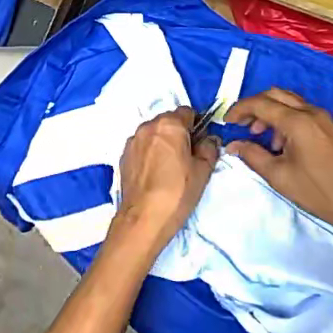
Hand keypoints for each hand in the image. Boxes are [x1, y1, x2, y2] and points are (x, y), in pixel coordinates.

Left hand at [114, 108, 218, 252]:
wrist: (143, 219)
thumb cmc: (178, 191)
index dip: (197, 126)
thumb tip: (209, 139)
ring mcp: (133, 141)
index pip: (188, 112)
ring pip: (154, 133)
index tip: (200, 143)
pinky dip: (150, 152)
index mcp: (169, 125)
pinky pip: (142, 146)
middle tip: (187, 156)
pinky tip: (155, 173)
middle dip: (179, 133)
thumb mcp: (203, 169)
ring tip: (169, 166)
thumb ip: (210, 147)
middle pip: (169, 121)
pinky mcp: (123, 156)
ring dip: (163, 142)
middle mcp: (148, 127)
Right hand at [225, 89, 332, 241]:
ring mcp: (323, 117)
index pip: (261, 103)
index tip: (226, 122)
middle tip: (241, 125)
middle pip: (276, 94)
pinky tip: (281, 143)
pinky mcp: (329, 126)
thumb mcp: (279, 176)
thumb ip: (253, 156)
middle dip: (255, 106)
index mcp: (298, 121)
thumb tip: (233, 145)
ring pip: (289, 101)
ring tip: (260, 138)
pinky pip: (302, 111)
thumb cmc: (317, 191)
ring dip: (271, 112)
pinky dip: (285, 118)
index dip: (240, 109)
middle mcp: (311, 111)